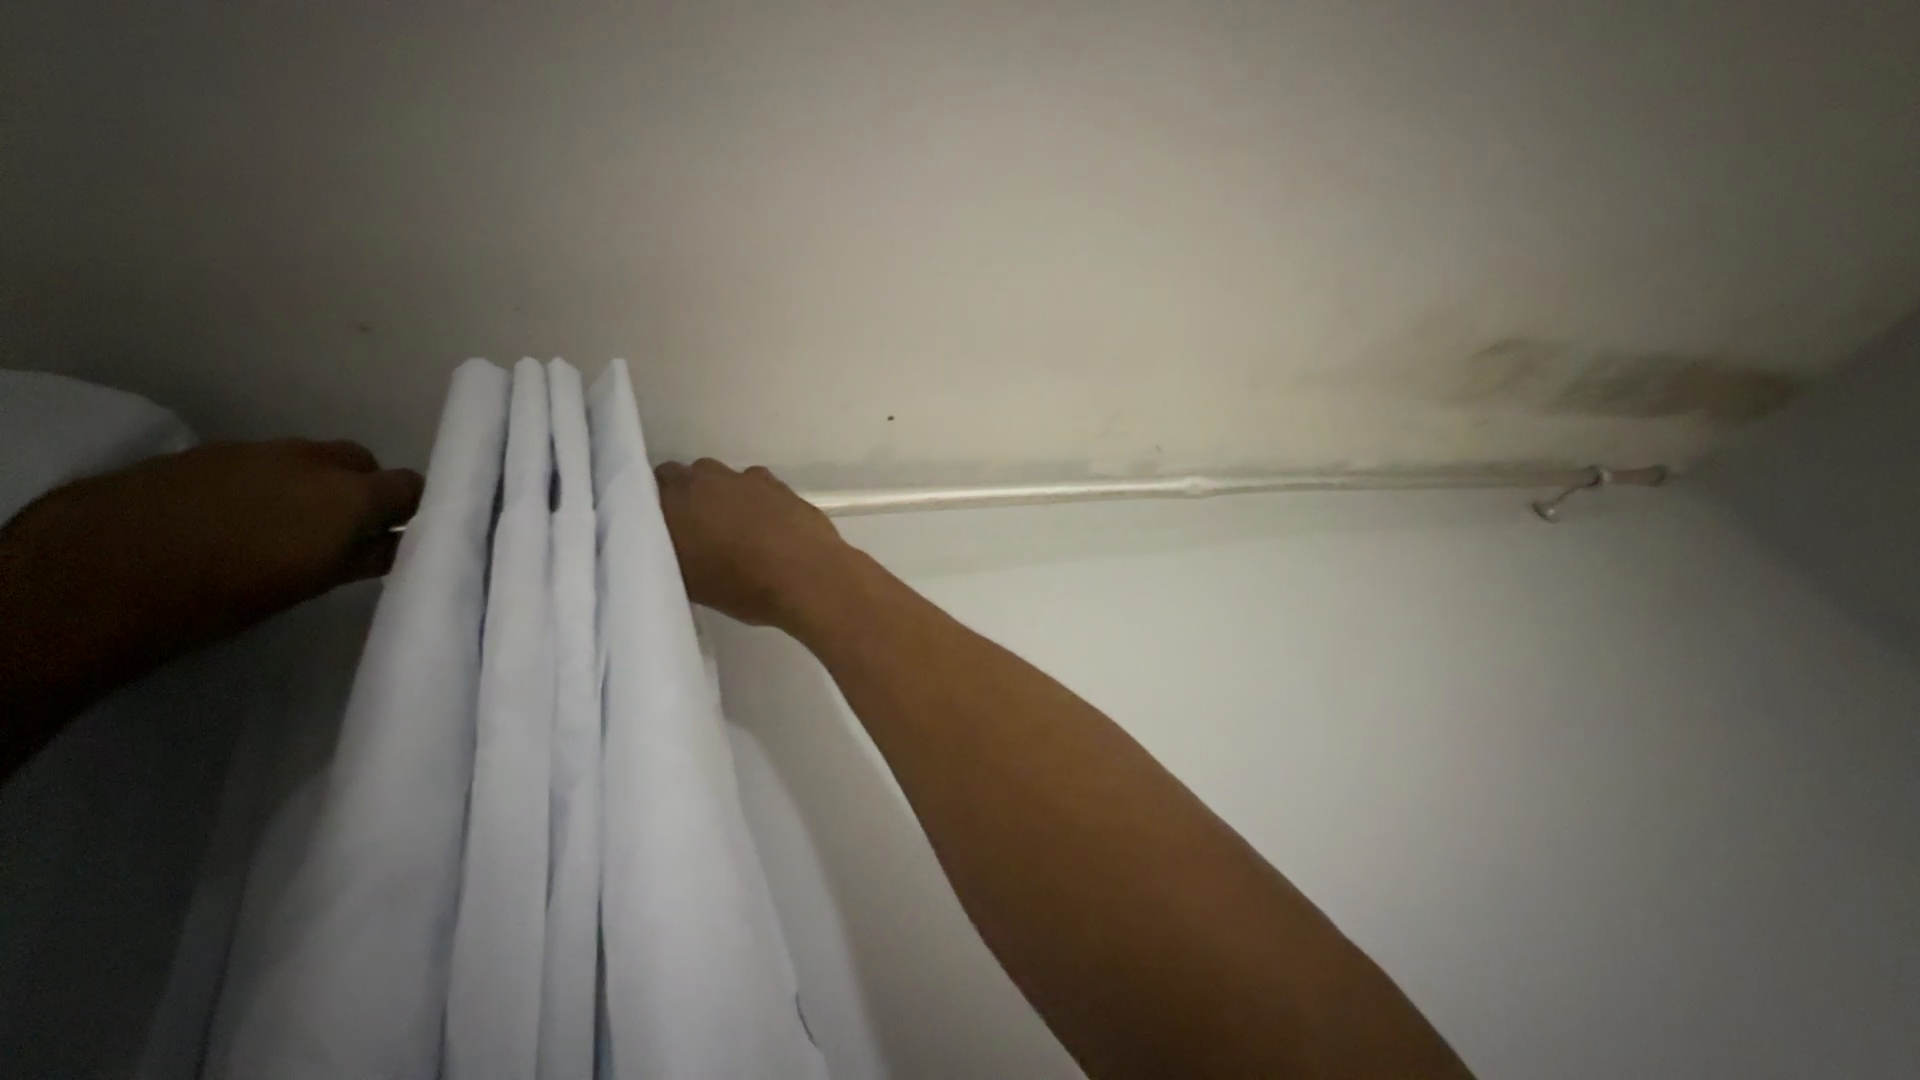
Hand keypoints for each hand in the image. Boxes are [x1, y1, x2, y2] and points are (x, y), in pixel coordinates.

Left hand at [1, 439, 421, 773]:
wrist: (99, 574)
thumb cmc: (224, 594)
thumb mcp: (310, 585)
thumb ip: (362, 558)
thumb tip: (396, 546)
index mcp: (349, 495)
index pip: (410, 486)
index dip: (412, 508)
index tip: (401, 534)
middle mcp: (311, 461)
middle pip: (361, 463)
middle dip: (363, 490)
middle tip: (346, 531)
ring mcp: (255, 451)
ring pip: (308, 460)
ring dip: (313, 485)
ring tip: (288, 526)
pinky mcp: (206, 453)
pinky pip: (259, 462)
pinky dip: (266, 483)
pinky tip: (238, 518)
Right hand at [654, 458, 855, 629]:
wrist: (807, 576)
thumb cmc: (741, 585)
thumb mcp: (690, 583)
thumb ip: (673, 553)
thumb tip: (675, 544)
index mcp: (676, 500)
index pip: (651, 484)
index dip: (659, 502)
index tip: (666, 523)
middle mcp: (708, 479)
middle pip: (690, 477)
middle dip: (691, 495)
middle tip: (698, 528)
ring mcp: (746, 479)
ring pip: (725, 480)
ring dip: (725, 497)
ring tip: (736, 530)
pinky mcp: (779, 485)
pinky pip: (758, 487)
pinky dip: (757, 501)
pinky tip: (766, 528)